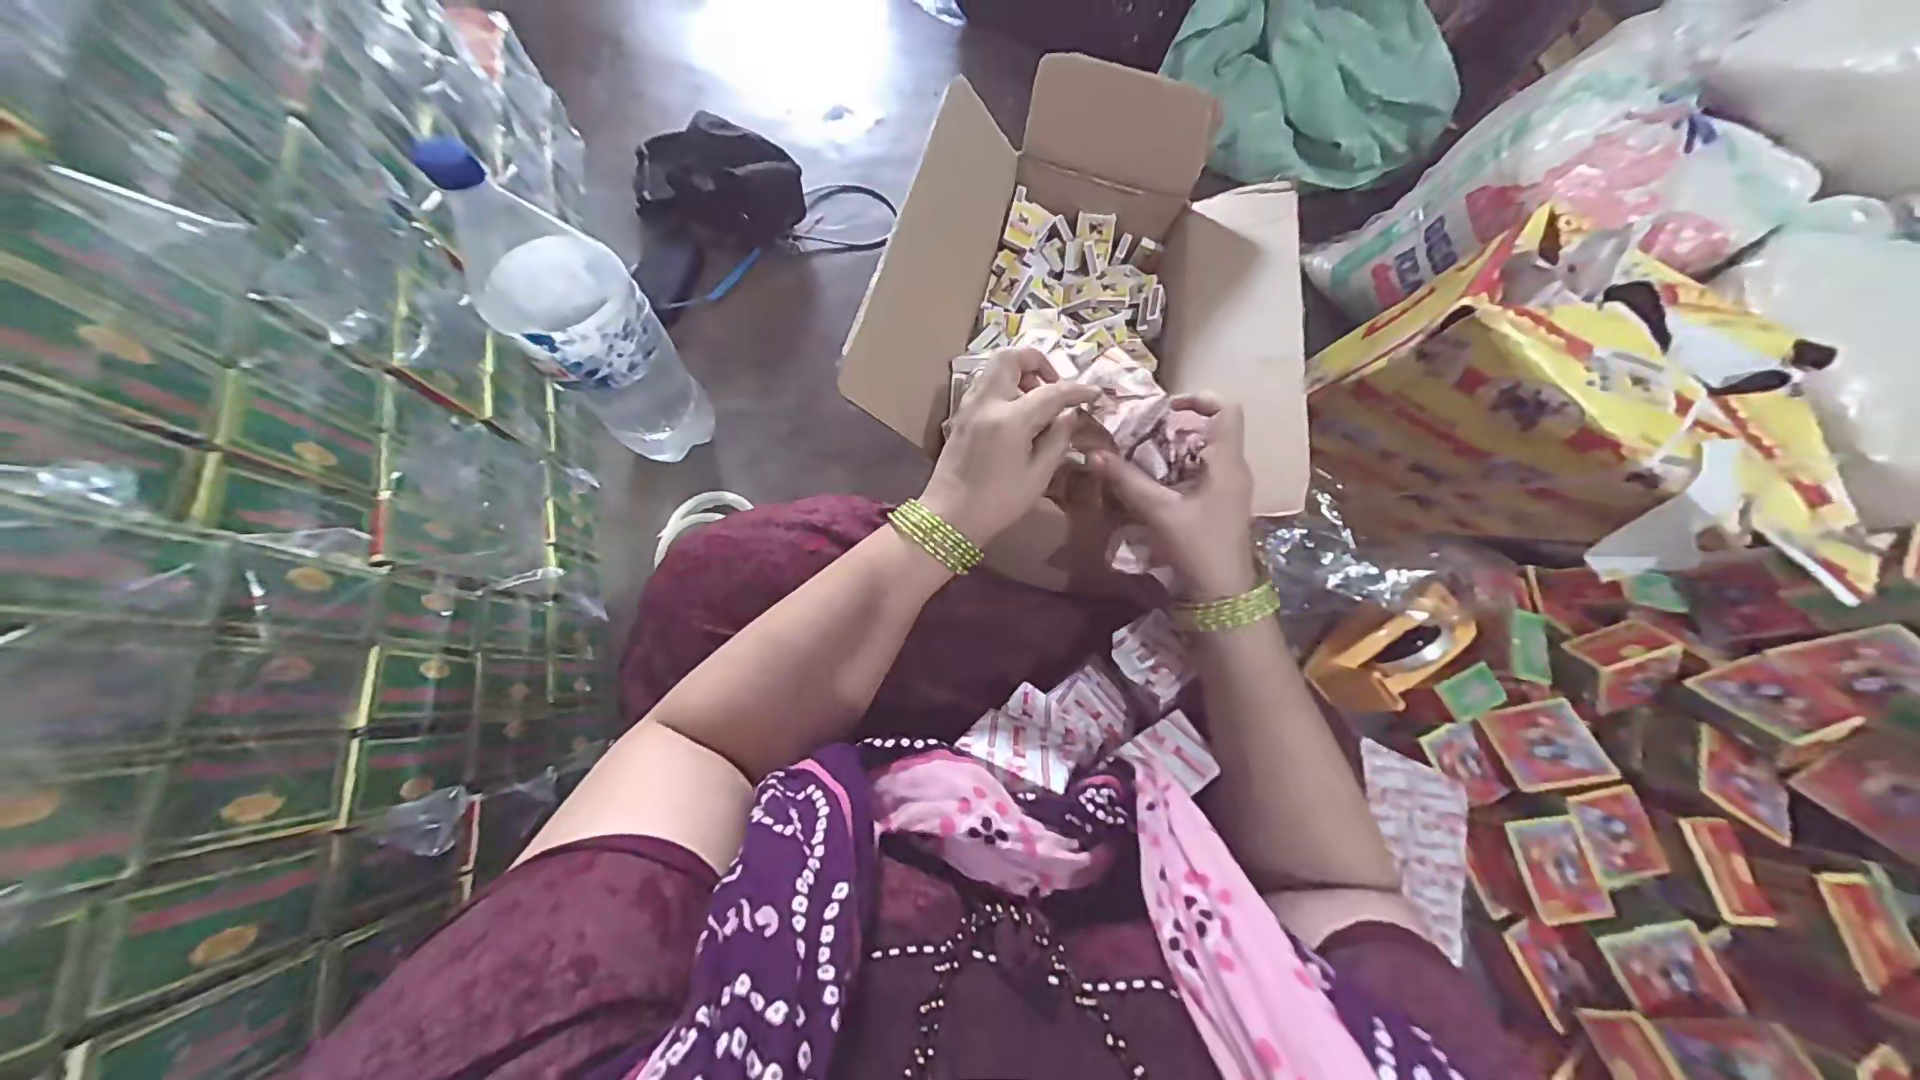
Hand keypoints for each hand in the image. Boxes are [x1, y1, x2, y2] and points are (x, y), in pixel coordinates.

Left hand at [920, 347, 1099, 544]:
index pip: (1051, 391)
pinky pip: (985, 385)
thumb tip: (1070, 415)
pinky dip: (1004, 387)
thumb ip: (1058, 439)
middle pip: (1012, 357)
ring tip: (1036, 402)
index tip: (1094, 393)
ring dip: (1019, 373)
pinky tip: (1016, 414)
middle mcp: (987, 402)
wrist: (949, 517)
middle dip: (1038, 363)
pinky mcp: (960, 416)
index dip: (1077, 390)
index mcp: (1010, 419)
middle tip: (1053, 389)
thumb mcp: (1038, 475)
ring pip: (995, 368)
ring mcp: (969, 406)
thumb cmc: (998, 503)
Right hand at [1090, 393, 1257, 598]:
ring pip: (1203, 452)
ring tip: (1142, 456)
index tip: (1165, 407)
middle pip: (1210, 429)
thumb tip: (1093, 454)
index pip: (1227, 409)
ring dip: (1173, 450)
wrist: (1221, 593)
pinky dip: (1176, 469)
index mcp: (1227, 463)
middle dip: (1175, 427)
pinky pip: (1200, 472)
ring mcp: (1229, 488)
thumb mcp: (1158, 511)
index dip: (1198, 399)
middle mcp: (1233, 469)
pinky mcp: (1220, 504)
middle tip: (1142, 434)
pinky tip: (1153, 483)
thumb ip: (1127, 480)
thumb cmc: (1197, 546)